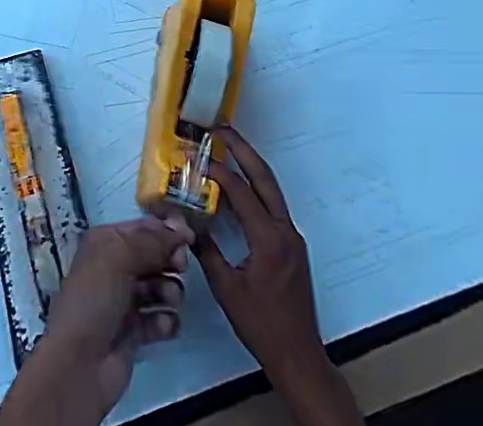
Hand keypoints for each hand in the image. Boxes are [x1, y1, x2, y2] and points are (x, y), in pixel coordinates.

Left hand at [0, 217, 192, 425]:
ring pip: (161, 286)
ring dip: (170, 291)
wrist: (80, 363)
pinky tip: (164, 325)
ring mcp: (125, 300)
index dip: (166, 230)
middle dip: (170, 260)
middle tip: (179, 268)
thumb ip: (151, 242)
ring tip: (168, 301)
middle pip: (155, 255)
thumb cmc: (94, 299)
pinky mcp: (135, 330)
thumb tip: (180, 229)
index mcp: (106, 242)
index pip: (142, 228)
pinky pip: (161, 318)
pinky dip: (166, 320)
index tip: (190, 238)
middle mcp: (115, 267)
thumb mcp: (118, 258)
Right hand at [195, 127, 362, 425]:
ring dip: (251, 165)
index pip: (240, 191)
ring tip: (229, 146)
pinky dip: (254, 188)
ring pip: (271, 190)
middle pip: (265, 178)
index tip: (194, 155)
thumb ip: (206, 250)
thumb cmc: (260, 322)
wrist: (298, 354)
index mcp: (268, 238)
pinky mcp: (291, 246)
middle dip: (243, 150)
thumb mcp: (226, 287)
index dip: (216, 170)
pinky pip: (271, 206)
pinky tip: (237, 188)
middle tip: (221, 128)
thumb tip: (184, 222)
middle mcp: (285, 231)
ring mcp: (291, 237)